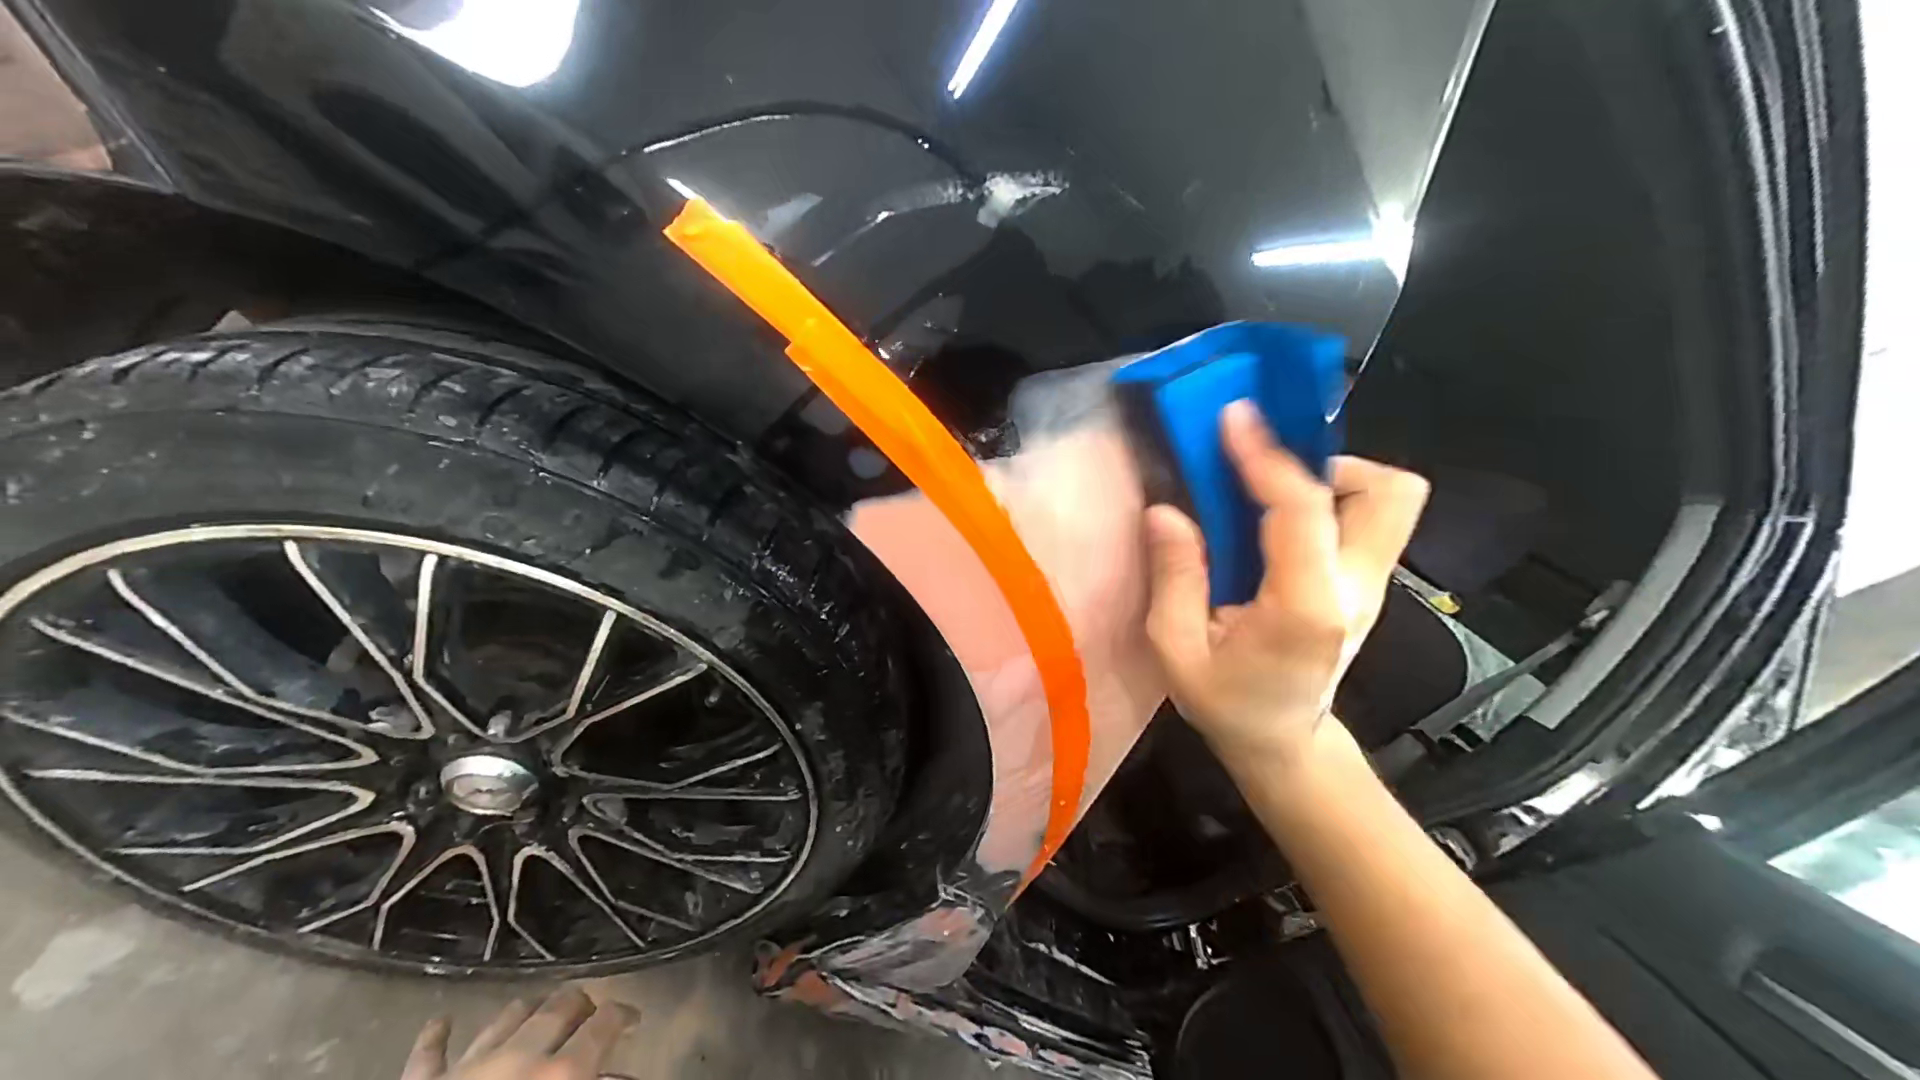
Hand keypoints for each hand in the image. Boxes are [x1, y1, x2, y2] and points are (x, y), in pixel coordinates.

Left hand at [401, 988, 636, 1079]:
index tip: (632, 1022)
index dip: (624, 1015)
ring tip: (539, 1013)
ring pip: (509, 1014)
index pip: (607, 1022)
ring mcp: (468, 1066)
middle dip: (581, 1004)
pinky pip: (428, 1055)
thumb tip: (623, 1078)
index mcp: (562, 1073)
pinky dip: (436, 1036)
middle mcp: (521, 1055)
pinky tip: (440, 1022)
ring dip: (529, 1010)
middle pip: (562, 1004)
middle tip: (590, 1016)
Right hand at [1145, 399, 1427, 771]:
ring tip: (1268, 487)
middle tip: (1265, 467)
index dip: (1267, 457)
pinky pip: (1364, 519)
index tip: (1235, 418)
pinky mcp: (1365, 584)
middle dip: (1328, 460)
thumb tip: (1165, 511)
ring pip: (1388, 501)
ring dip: (1332, 476)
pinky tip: (1276, 514)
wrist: (1284, 743)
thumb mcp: (1178, 651)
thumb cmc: (1227, 704)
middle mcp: (1355, 588)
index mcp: (1306, 607)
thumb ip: (1175, 578)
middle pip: (1390, 493)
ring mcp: (1370, 586)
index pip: (1302, 510)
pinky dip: (1328, 498)